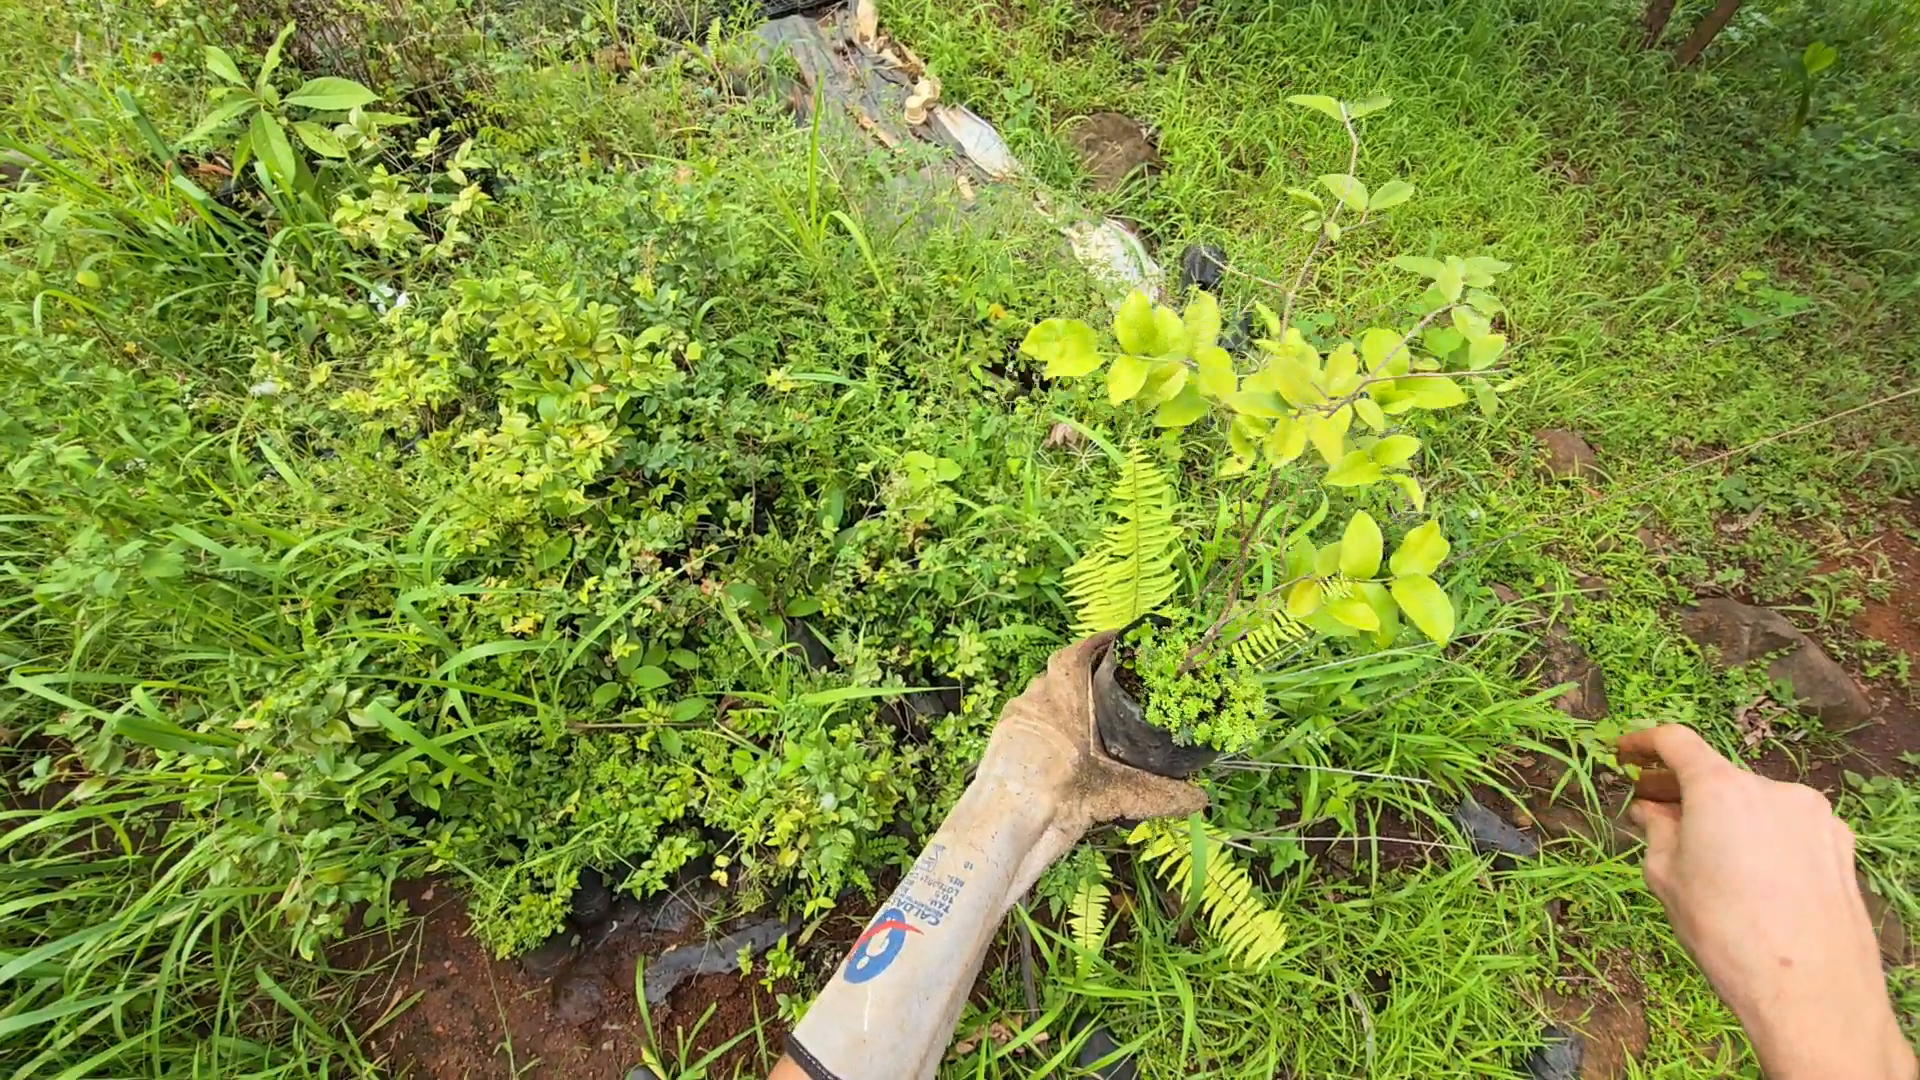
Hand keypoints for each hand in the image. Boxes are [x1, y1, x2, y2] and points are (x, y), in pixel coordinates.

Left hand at [980, 632, 1207, 899]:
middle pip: (1061, 672)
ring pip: (1043, 698)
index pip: (1080, 651)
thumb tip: (1198, 800)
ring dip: (1064, 702)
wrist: (1004, 825)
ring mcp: (1015, 717)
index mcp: (1062, 691)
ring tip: (1089, 717)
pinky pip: (1028, 722)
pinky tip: (1063, 746)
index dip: (1100, 643)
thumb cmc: (1059, 795)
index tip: (1120, 640)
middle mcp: (1036, 696)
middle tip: (1111, 683)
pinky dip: (1046, 726)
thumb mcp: (1117, 794)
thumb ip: (1161, 795)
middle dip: (1085, 675)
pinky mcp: (1002, 739)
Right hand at [1620, 725, 1914, 1079]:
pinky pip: (1784, 824)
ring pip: (1750, 800)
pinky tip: (1741, 865)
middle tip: (1650, 809)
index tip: (1622, 755)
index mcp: (1722, 789)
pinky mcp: (1843, 851)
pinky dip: (1754, 830)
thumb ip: (1657, 828)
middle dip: (1679, 787)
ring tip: (1697, 843)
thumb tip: (1654, 810)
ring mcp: (1817, 821)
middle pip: (1715, 773)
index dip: (1641, 742)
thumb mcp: (1663, 871)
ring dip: (1718, 810)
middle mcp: (1775, 792)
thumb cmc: (1720, 926)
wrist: (1812, 995)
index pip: (1675, 741)